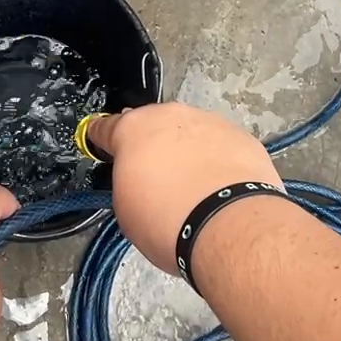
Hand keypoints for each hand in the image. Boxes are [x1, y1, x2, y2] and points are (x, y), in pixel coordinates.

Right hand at [85, 103, 281, 273]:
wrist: (228, 225)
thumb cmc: (168, 220)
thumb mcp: (126, 209)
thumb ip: (127, 181)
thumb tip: (139, 182)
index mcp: (131, 130)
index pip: (106, 126)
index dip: (102, 136)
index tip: (102, 142)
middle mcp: (168, 116)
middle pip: (152, 126)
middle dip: (152, 147)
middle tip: (158, 180)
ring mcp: (206, 120)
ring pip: (189, 132)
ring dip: (187, 152)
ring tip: (195, 189)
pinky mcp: (238, 134)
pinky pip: (220, 144)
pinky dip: (217, 160)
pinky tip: (220, 187)